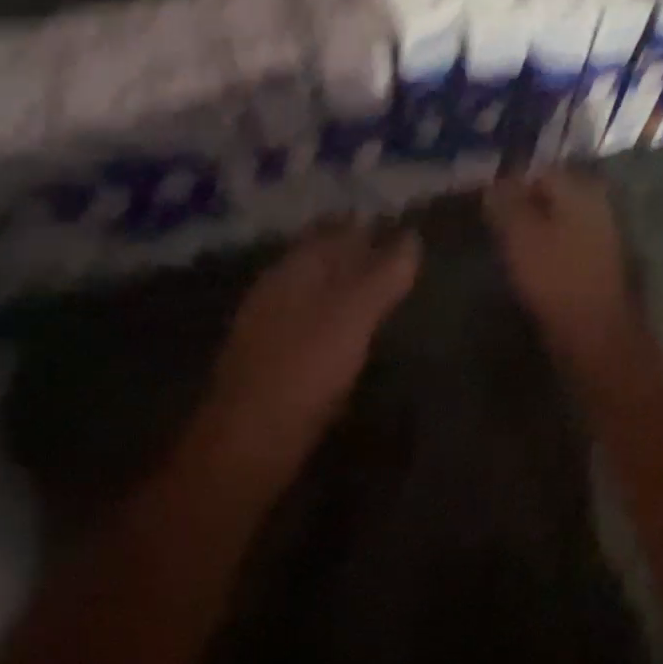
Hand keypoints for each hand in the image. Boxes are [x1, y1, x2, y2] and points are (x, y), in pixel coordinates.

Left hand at [208, 220, 419, 443]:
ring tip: (385, 290)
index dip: (363, 225)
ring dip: (347, 287)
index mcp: (293, 270)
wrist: (250, 440)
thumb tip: (413, 237)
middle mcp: (277, 290)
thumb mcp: (353, 315)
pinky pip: (313, 325)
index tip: (398, 223)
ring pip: (316, 293)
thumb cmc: (305, 368)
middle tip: (399, 255)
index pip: (331, 231)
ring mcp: (271, 327)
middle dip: (355, 253)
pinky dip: (337, 319)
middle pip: (321, 261)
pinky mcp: (275, 362)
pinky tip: (355, 332)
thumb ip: (384, 275)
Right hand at [484, 172, 652, 360]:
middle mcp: (596, 205)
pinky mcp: (595, 263)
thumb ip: (505, 201)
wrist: (595, 333)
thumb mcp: (520, 234)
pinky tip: (524, 262)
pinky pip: (563, 244)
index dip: (508, 181)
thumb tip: (494, 182)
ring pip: (556, 220)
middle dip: (520, 203)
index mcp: (581, 189)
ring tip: (502, 241)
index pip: (539, 169)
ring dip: (530, 227)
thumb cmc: (555, 277)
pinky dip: (543, 248)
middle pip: (549, 194)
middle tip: (489, 219)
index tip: (483, 197)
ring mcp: (600, 235)